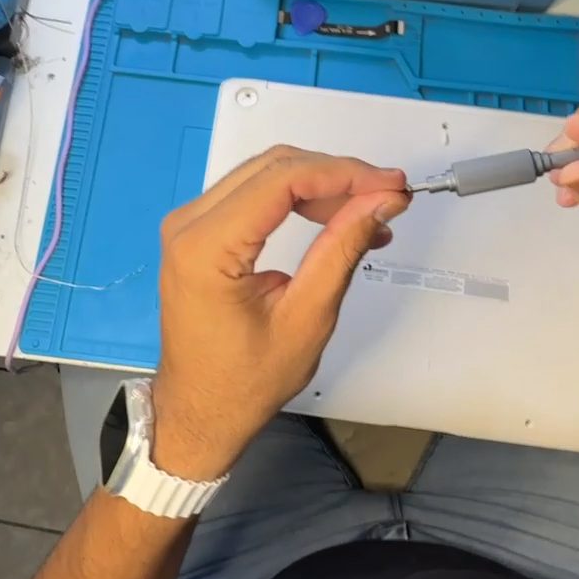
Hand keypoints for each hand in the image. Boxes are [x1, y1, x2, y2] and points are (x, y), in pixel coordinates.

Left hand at [152, 146, 409, 479]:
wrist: (198, 411)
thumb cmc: (245, 381)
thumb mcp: (306, 318)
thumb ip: (342, 250)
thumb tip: (381, 200)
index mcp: (205, 247)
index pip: (281, 180)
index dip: (342, 173)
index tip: (390, 185)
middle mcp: (188, 223)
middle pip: (273, 168)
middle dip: (336, 175)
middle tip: (387, 195)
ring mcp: (189, 224)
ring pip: (265, 174)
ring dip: (320, 186)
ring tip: (369, 212)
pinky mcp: (198, 231)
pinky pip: (253, 195)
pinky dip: (298, 200)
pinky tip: (335, 218)